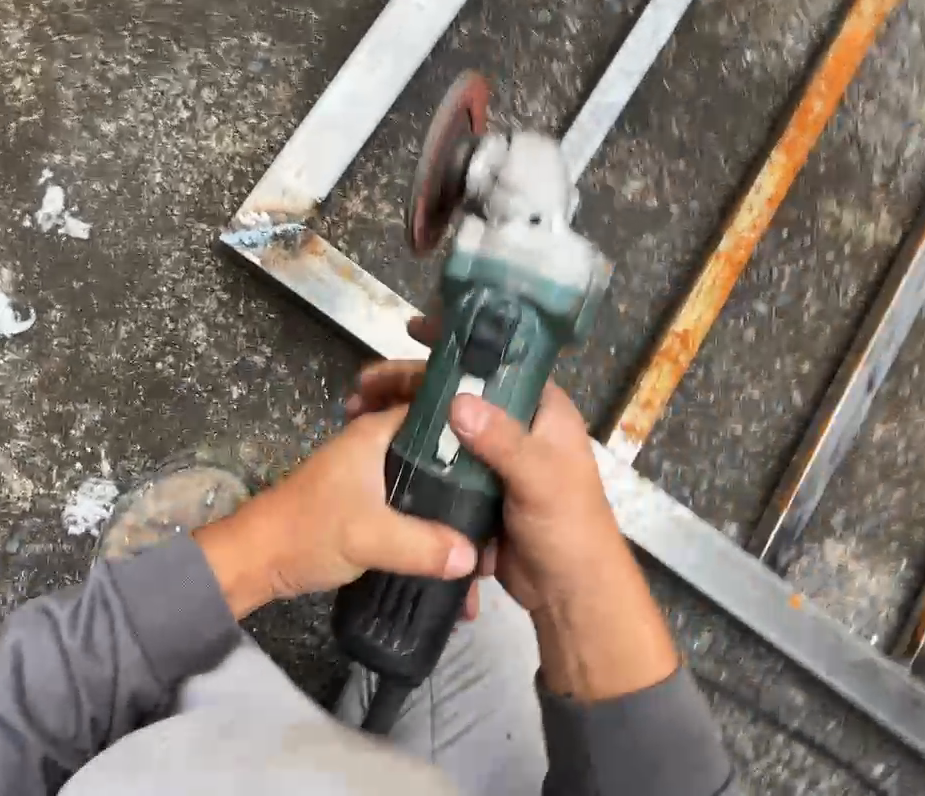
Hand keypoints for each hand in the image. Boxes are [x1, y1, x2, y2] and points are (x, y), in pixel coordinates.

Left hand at [192, 407, 478, 619]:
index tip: (507, 452)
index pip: (433, 411)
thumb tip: (473, 557)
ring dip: (452, 512)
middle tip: (505, 513)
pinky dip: (433, 528)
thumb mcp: (369, 536)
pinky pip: (413, 509)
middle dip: (469, 482)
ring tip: (487, 547)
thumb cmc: (309, 530)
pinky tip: (455, 560)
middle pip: (435, 453)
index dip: (471, 426)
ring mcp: (373, 477)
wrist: (260, 559)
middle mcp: (377, 447)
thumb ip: (422, 544)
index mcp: (375, 434)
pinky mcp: (369, 506)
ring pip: (426, 485)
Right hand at [348, 351, 679, 701]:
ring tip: (355, 411)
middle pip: (453, 389)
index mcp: (539, 408)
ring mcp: (488, 455)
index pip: (494, 360)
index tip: (413, 329)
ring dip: (398, 413)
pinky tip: (369, 445)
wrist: (568, 596)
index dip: (454, 341)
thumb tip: (457, 400)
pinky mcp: (470, 485)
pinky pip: (432, 457)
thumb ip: (503, 441)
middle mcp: (512, 423)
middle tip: (364, 384)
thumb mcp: (541, 480)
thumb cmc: (569, 528)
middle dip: (407, 382)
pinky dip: (402, 448)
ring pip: (437, 422)